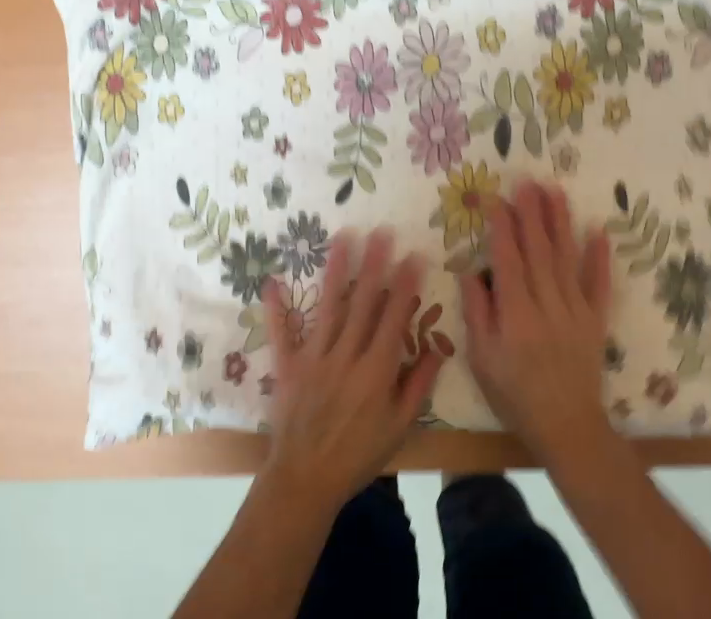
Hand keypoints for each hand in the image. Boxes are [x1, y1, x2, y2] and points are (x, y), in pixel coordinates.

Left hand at [258, 230, 443, 512]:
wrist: (308, 477)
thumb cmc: (360, 454)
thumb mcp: (401, 425)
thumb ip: (418, 383)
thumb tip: (438, 347)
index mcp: (377, 370)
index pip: (395, 318)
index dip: (405, 285)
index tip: (414, 255)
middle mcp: (346, 355)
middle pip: (363, 303)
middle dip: (374, 265)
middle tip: (382, 231)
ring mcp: (314, 357)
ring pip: (329, 306)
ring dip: (336, 270)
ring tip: (343, 238)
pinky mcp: (288, 365)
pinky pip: (282, 332)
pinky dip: (276, 308)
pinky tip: (272, 280)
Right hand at [459, 179, 615, 465]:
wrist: (566, 427)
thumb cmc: (514, 395)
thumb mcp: (481, 358)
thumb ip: (477, 312)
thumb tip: (472, 271)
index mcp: (515, 312)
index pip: (507, 258)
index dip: (501, 225)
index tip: (494, 198)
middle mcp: (547, 303)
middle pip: (539, 250)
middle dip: (531, 213)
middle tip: (526, 181)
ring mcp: (575, 310)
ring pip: (566, 258)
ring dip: (560, 222)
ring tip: (555, 191)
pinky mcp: (595, 320)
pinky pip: (599, 284)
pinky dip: (600, 257)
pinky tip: (598, 231)